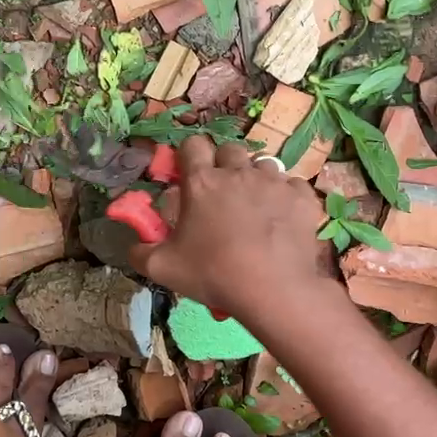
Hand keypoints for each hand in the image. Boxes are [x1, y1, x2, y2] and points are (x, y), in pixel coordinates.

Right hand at [129, 136, 342, 328]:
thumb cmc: (214, 274)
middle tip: (222, 194)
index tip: (189, 175)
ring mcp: (273, 182)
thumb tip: (134, 246)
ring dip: (256, 179)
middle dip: (224, 164)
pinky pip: (293, 185)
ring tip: (255, 206)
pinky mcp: (302, 198)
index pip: (191, 145)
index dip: (189, 156)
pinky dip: (286, 196)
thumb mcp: (162, 268)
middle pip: (229, 149)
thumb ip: (141, 252)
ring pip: (263, 165)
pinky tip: (282, 217)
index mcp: (200, 182)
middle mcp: (236, 173)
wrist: (275, 291)